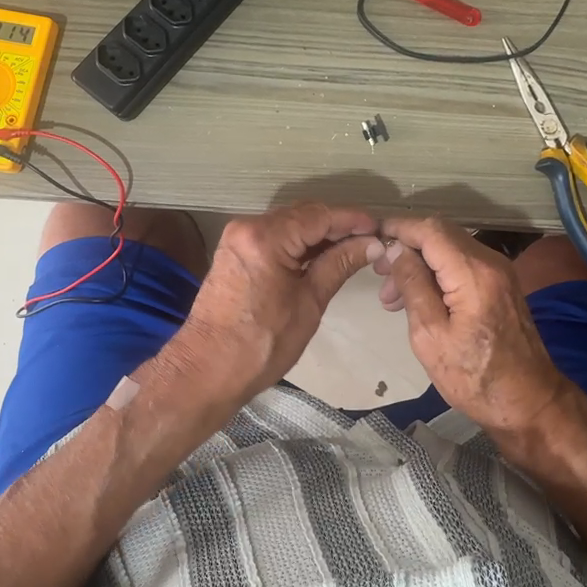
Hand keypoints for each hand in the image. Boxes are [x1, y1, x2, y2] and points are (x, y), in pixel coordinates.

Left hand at [170, 203, 380, 400]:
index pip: (320, 215)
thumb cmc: (261, 344)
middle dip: (338, 225)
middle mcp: (248, 227)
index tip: (380, 229)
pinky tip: (322, 256)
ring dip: (319, 234)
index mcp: (266, 237)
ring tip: (352, 249)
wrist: (207, 372)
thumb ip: (340, 264)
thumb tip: (372, 244)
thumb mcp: (309, 303)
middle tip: (370, 241)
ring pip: (290, 224)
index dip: (353, 220)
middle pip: (304, 214)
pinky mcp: (235, 251)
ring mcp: (238, 238)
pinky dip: (299, 243)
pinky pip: (275, 236)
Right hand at [376, 217, 568, 433]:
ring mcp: (500, 271)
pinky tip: (418, 298)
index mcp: (474, 273)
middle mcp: (491, 261)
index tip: (371, 238)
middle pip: (441, 234)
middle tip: (379, 276)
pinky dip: (438, 272)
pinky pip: (462, 263)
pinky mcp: (501, 284)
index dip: (399, 229)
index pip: (430, 230)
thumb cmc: (475, 378)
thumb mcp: (430, 336)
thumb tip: (396, 250)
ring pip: (450, 248)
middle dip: (406, 247)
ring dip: (420, 263)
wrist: (529, 402)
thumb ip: (413, 286)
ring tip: (393, 298)